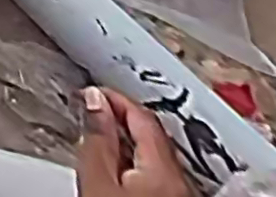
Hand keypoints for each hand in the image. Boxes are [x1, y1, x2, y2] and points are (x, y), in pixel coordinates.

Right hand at [77, 88, 193, 196]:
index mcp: (164, 170)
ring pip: (158, 158)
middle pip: (154, 137)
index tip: (90, 91)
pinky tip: (120, 168)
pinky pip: (162, 177)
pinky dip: (138, 163)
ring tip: (101, 138)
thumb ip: (96, 136)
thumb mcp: (97, 178)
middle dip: (122, 118)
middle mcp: (185, 185)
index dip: (114, 97)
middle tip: (93, 109)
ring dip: (129, 141)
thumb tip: (94, 100)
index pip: (142, 116)